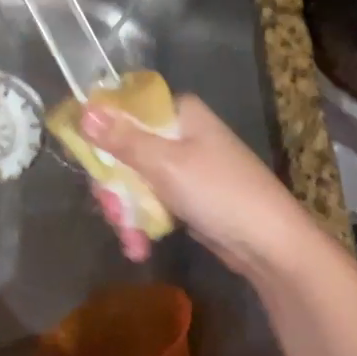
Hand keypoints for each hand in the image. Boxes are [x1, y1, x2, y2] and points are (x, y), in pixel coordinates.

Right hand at [81, 95, 320, 271]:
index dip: (101, 132)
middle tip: (113, 211)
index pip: (125, 108)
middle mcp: (180, 133)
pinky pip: (151, 201)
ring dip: (126, 211)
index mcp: (179, 113)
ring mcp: (184, 166)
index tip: (88, 161)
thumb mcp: (164, 164)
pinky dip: (143, 222)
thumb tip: (83, 109)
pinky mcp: (187, 196)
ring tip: (131, 239)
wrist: (273, 246)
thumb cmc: (219, 192)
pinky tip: (139, 246)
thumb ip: (121, 139)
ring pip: (134, 179)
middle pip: (124, 149)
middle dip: (113, 186)